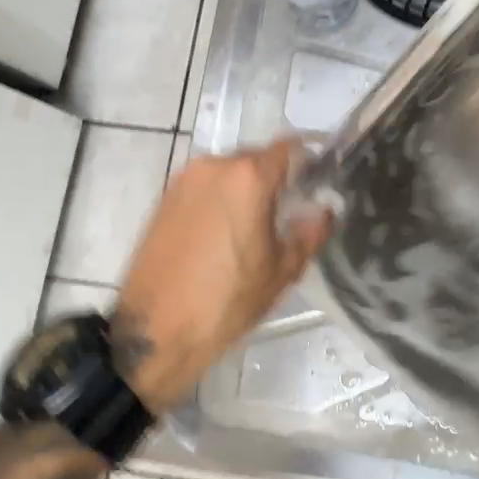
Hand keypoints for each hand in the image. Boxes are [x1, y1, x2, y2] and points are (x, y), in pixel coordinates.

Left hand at [111, 139, 333, 411]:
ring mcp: (184, 180)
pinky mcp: (164, 198)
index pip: (288, 148)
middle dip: (275, 180)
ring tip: (253, 228)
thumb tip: (323, 209)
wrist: (155, 330)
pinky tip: (223, 235)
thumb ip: (310, 232)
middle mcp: (215, 166)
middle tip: (287, 213)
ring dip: (245, 190)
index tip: (316, 183)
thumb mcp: (282, 271)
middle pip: (257, 159)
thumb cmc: (227, 301)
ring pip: (228, 173)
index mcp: (249, 178)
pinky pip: (204, 187)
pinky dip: (220, 201)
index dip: (307, 161)